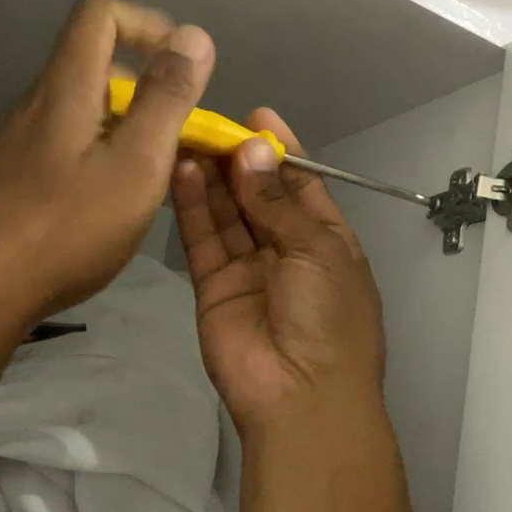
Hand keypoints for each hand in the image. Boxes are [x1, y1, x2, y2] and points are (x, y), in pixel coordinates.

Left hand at [0, 0, 214, 322]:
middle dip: (147, 90)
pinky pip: (65, 147)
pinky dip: (100, 159)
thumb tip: (193, 35)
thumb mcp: (136, 164)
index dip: (148, 23)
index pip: (99, 13)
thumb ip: (166, 99)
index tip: (181, 67)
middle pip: (94, 65)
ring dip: (126, 130)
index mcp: (65, 87)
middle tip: (178, 140)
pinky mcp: (10, 180)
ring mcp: (17, 144)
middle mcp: (35, 104)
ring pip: (82, 113)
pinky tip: (109, 209)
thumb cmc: (66, 228)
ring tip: (152, 181)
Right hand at [172, 110, 385, 434]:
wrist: (301, 395)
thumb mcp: (318, 250)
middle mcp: (288, 252)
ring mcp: (249, 271)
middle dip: (239, 161)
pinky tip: (183, 172)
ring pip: (228, 215)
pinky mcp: (214, 287)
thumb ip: (279, 202)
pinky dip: (194, 208)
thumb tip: (253, 153)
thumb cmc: (329, 317)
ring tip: (190, 137)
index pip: (303, 186)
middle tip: (210, 122)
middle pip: (259, 197)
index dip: (281, 151)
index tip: (256, 116)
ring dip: (213, 178)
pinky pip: (204, 241)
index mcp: (328, 242)